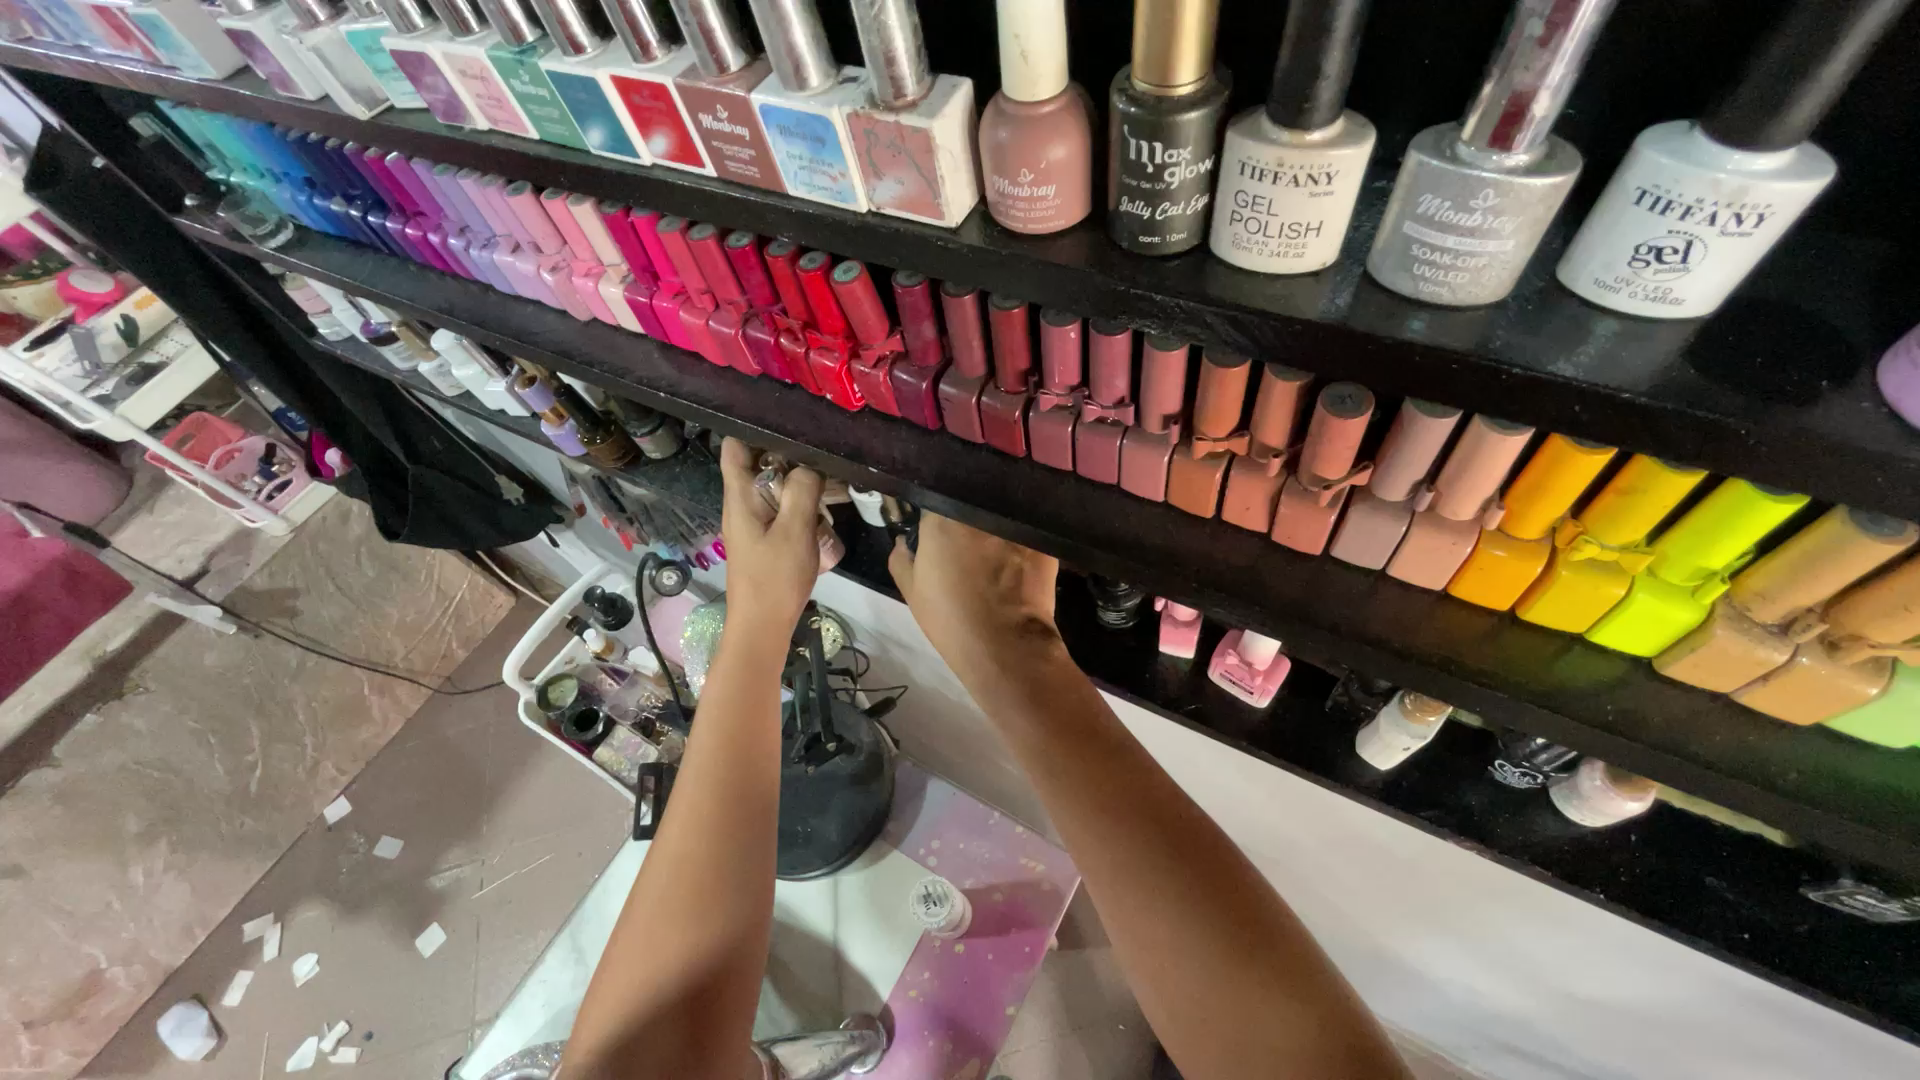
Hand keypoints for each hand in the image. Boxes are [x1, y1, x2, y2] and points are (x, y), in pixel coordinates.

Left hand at [719, 437, 822, 639]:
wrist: (763, 628)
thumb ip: (802, 492)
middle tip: (821, 448)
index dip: (754, 427)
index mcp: (740, 498)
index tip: (786, 418)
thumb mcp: (795, 531)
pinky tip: (822, 514)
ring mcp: (753, 524)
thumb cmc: (775, 578)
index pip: (734, 448)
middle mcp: (742, 506)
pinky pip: (782, 512)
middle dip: (788, 456)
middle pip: (760, 466)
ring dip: (799, 484)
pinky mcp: (765, 541)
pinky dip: (800, 507)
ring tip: (830, 479)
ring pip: (775, 490)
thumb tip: (809, 464)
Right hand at [888, 513, 1063, 678]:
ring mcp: (1013, 524)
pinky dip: (1022, 540)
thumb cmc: (951, 619)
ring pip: (1000, 513)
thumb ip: (901, 559)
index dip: (937, 513)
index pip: (937, 499)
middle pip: (971, 501)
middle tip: (967, 539)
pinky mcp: (1041, 538)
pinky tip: (1018, 557)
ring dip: (995, 524)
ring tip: (993, 546)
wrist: (1005, 645)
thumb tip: (902, 542)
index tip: (939, 528)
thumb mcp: (912, 592)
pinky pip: (1027, 531)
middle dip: (968, 514)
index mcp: (941, 520)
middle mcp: (978, 513)